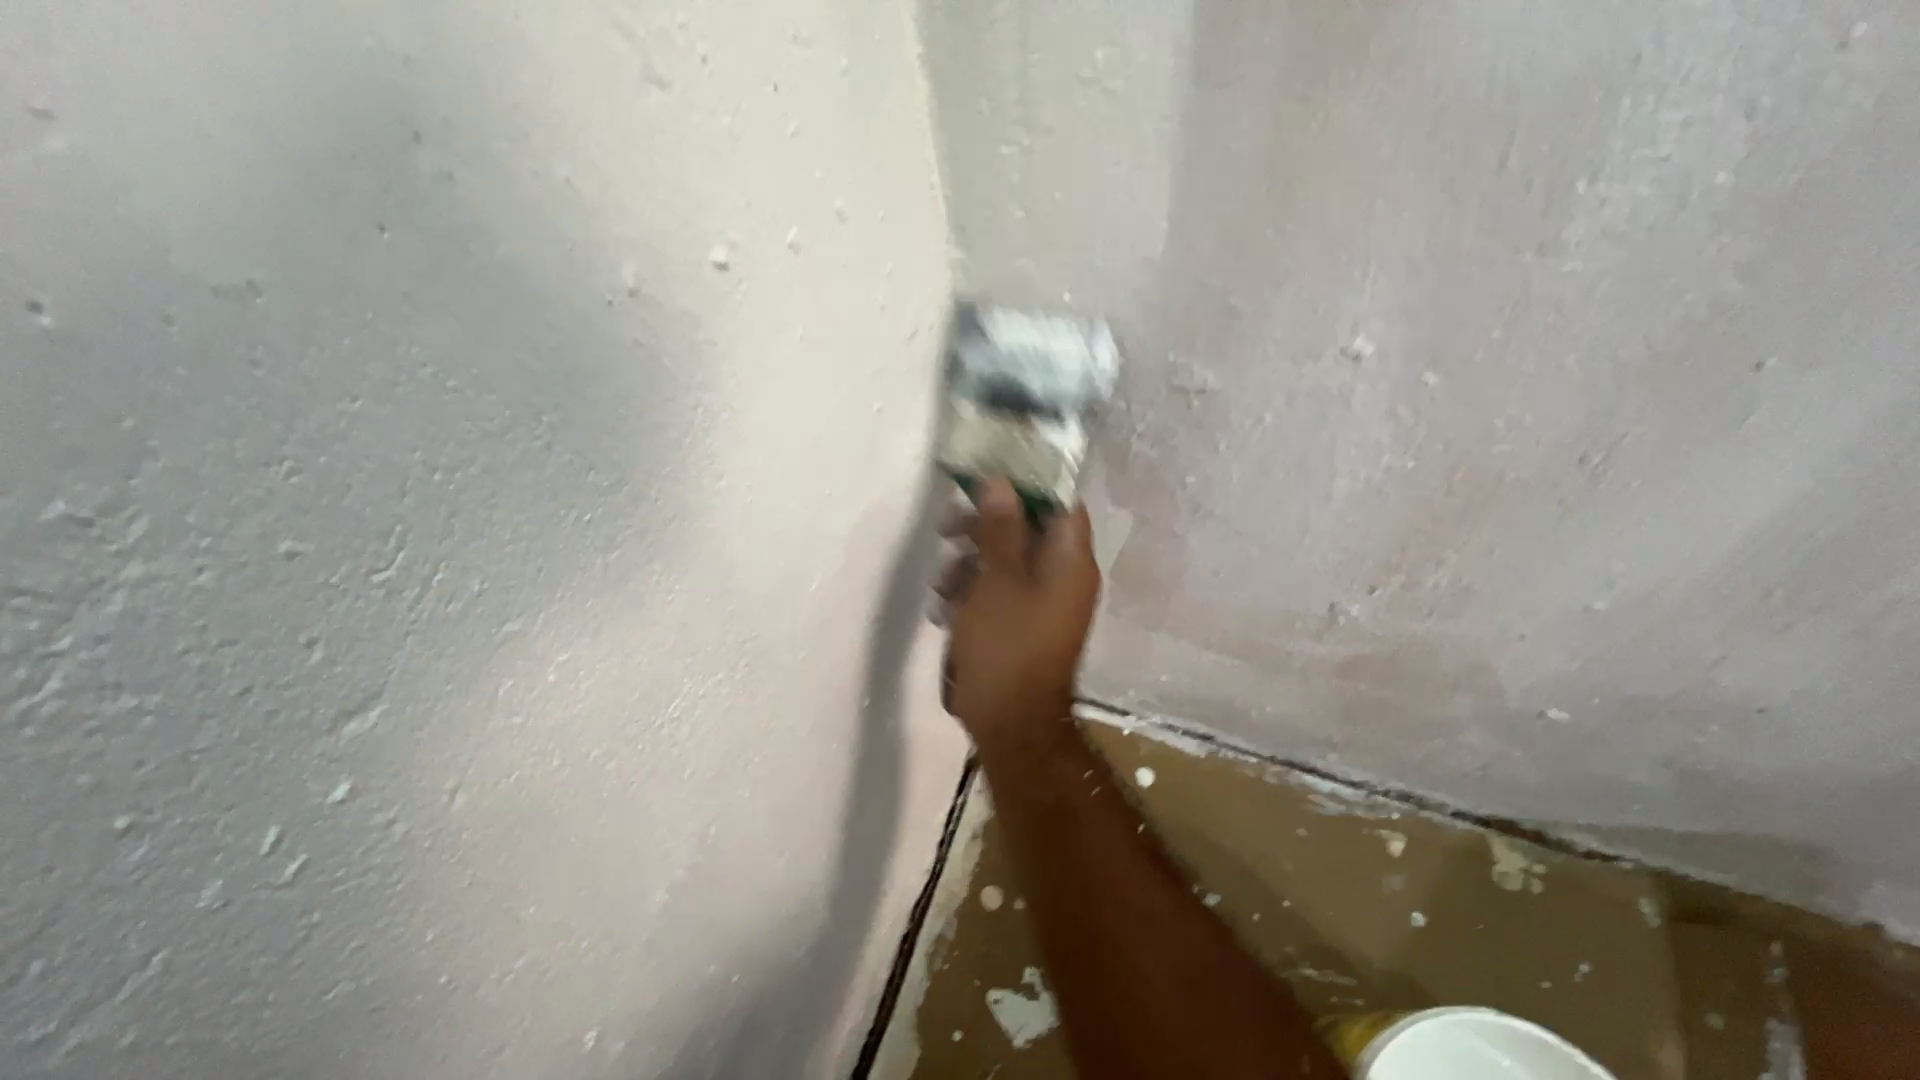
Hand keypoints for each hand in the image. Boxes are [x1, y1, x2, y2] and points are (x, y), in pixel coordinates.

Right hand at [935, 477, 1100, 739]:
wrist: (1012, 725)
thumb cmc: (1006, 646)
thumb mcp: (997, 581)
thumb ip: (1001, 530)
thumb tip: (1003, 484)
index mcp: (1071, 561)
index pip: (1060, 503)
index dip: (1025, 486)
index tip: (985, 480)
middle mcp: (1066, 578)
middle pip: (1028, 530)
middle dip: (984, 527)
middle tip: (945, 526)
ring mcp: (1046, 605)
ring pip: (1008, 563)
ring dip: (970, 564)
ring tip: (940, 585)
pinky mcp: (1025, 627)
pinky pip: (1002, 594)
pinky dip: (974, 594)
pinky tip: (945, 610)